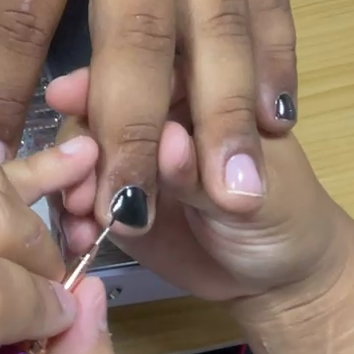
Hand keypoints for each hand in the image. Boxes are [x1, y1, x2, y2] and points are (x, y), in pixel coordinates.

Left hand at [0, 0, 295, 229]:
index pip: (23, 14)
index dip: (3, 92)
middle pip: (133, 39)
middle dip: (127, 133)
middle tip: (120, 217)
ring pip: (218, 31)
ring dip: (218, 119)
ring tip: (223, 195)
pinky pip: (270, 0)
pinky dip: (276, 65)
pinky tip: (275, 126)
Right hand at [45, 69, 344, 302]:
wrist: (280, 279)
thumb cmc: (287, 216)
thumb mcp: (258, 192)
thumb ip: (205, 170)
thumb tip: (167, 140)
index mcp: (193, 94)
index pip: (141, 75)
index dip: (101, 84)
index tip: (66, 96)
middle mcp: (151, 119)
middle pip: (96, 112)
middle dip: (76, 139)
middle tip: (72, 174)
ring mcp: (127, 160)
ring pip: (77, 154)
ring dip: (69, 179)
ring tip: (77, 210)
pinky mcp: (111, 200)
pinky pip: (78, 199)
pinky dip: (72, 215)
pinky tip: (77, 232)